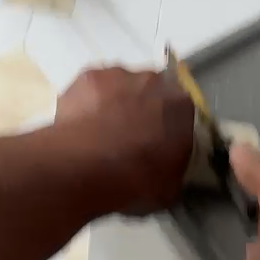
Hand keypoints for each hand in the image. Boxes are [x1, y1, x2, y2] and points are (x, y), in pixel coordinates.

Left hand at [53, 67, 193, 215]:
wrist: (85, 166)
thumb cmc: (135, 179)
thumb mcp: (170, 185)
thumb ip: (174, 163)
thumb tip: (168, 162)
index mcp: (180, 104)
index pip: (179, 110)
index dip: (166, 125)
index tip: (156, 141)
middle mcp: (152, 80)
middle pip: (149, 90)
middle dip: (141, 108)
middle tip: (127, 135)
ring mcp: (117, 74)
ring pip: (119, 85)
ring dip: (113, 101)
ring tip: (99, 130)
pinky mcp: (86, 76)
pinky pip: (91, 88)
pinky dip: (88, 101)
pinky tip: (80, 123)